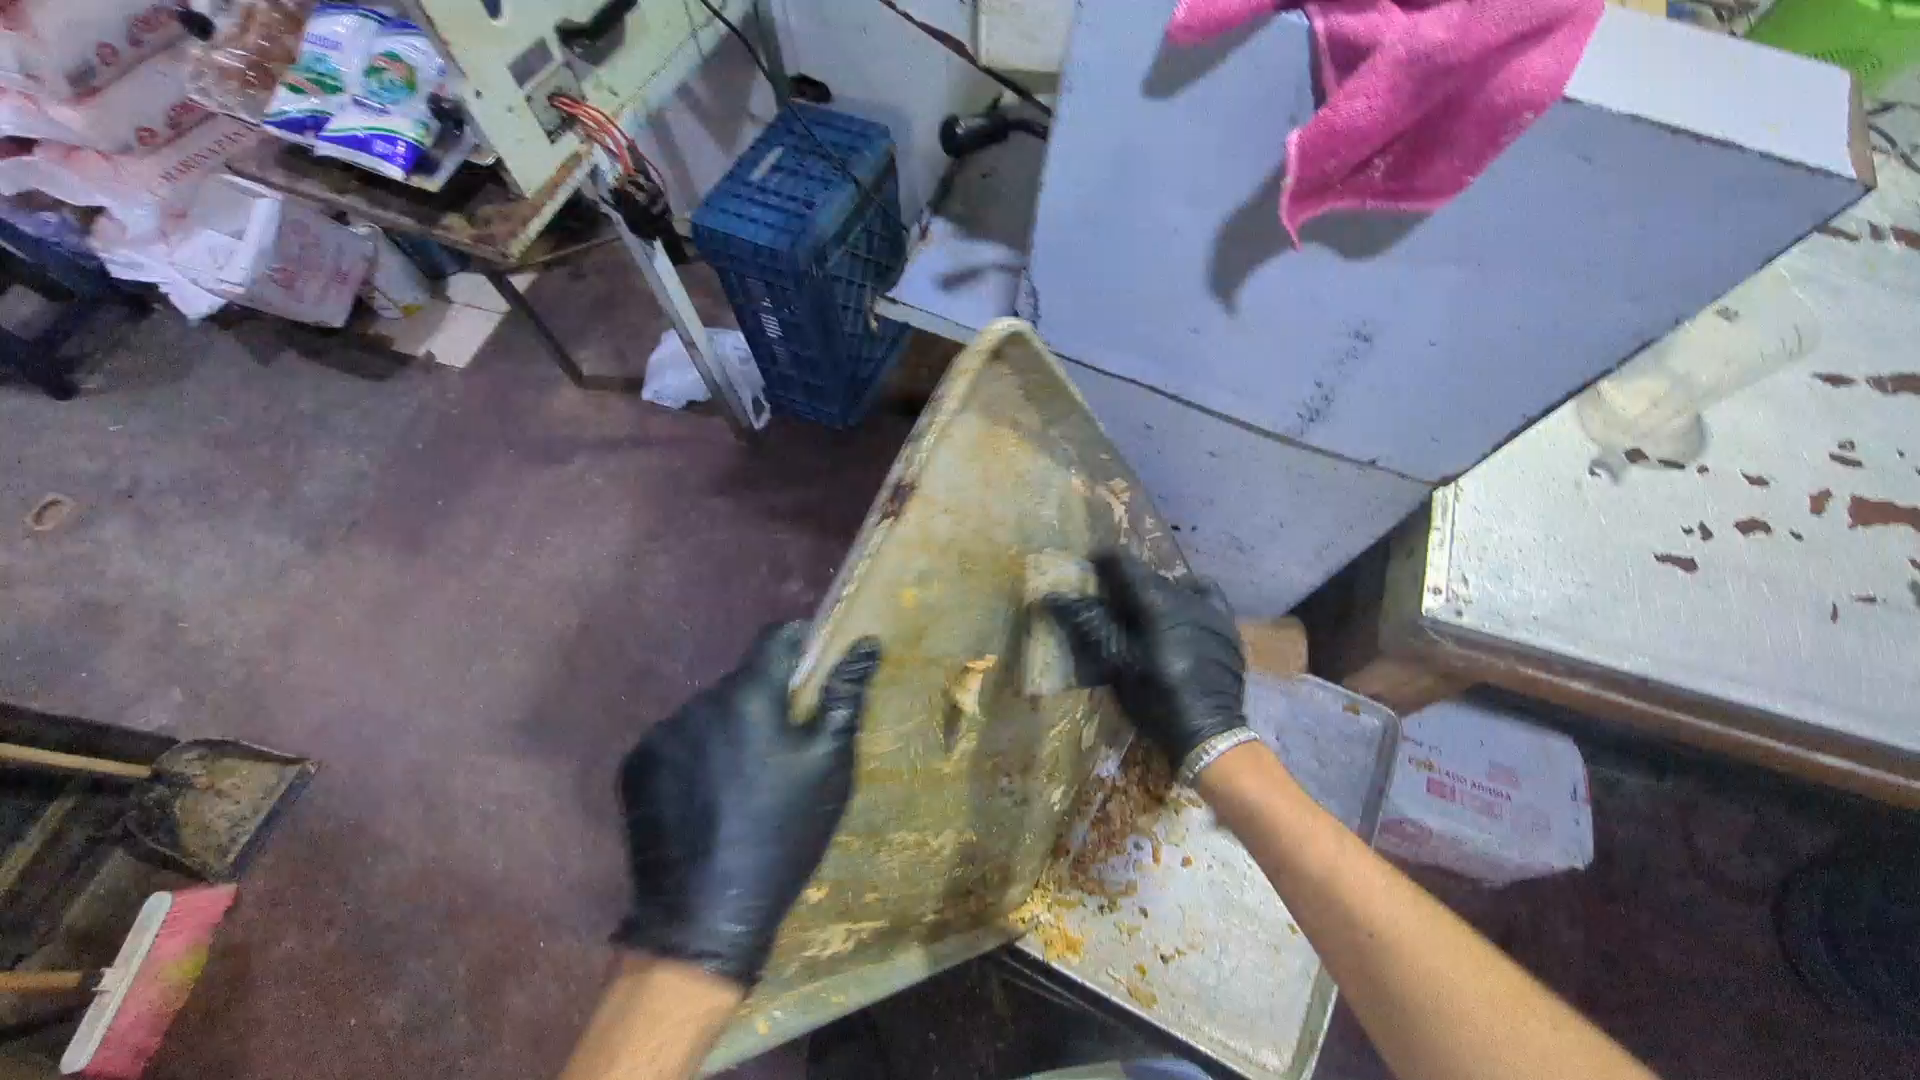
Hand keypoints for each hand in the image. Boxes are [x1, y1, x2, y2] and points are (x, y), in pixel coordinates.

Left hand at [614, 622, 881, 985]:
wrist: (705, 913)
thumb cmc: (783, 834)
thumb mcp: (828, 766)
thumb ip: (844, 697)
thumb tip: (866, 643)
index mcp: (748, 695)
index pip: (776, 637)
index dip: (800, 644)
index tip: (814, 668)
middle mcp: (698, 702)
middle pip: (742, 680)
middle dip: (766, 698)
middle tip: (786, 745)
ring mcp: (660, 735)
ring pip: (709, 712)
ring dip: (730, 727)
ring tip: (746, 778)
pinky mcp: (635, 766)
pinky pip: (678, 742)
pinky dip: (698, 754)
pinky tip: (710, 797)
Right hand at [1041, 551, 1251, 782]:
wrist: (1208, 730)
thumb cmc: (1155, 698)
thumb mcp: (1116, 663)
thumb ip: (1090, 624)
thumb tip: (1054, 597)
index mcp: (1155, 601)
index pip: (1123, 563)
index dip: (1102, 561)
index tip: (1088, 568)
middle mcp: (1186, 595)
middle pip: (1149, 576)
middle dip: (1127, 582)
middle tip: (1110, 599)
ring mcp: (1212, 609)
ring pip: (1177, 586)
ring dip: (1156, 592)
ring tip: (1144, 612)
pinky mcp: (1228, 625)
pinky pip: (1206, 597)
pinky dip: (1188, 598)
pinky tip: (1180, 616)